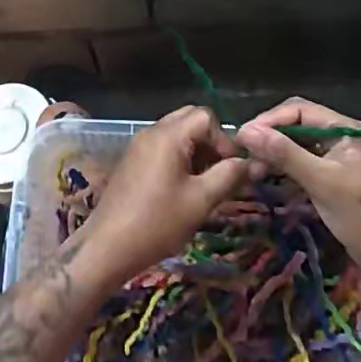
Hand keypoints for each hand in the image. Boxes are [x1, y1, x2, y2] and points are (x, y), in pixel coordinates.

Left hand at [77, 105, 251, 285]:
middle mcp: (152, 132)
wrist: (109, 244)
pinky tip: (184, 189)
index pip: (206, 116)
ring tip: (205, 186)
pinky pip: (163, 147)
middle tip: (219, 174)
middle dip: (211, 143)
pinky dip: (180, 159)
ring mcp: (139, 145)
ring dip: (197, 152)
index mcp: (168, 135)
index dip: (225, 140)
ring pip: (177, 134)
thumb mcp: (200, 200)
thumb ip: (228, 176)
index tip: (231, 171)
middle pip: (190, 120)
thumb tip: (250, 163)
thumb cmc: (158, 222)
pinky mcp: (133, 160)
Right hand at [235, 97, 360, 273]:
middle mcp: (346, 138)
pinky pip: (307, 163)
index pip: (301, 110)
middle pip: (299, 125)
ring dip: (276, 155)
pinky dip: (288, 169)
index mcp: (349, 131)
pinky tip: (270, 179)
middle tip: (246, 158)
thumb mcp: (322, 184)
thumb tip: (245, 131)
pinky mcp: (340, 178)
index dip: (269, 120)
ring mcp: (344, 159)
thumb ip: (285, 154)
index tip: (243, 137)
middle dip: (270, 138)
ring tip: (254, 172)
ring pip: (301, 145)